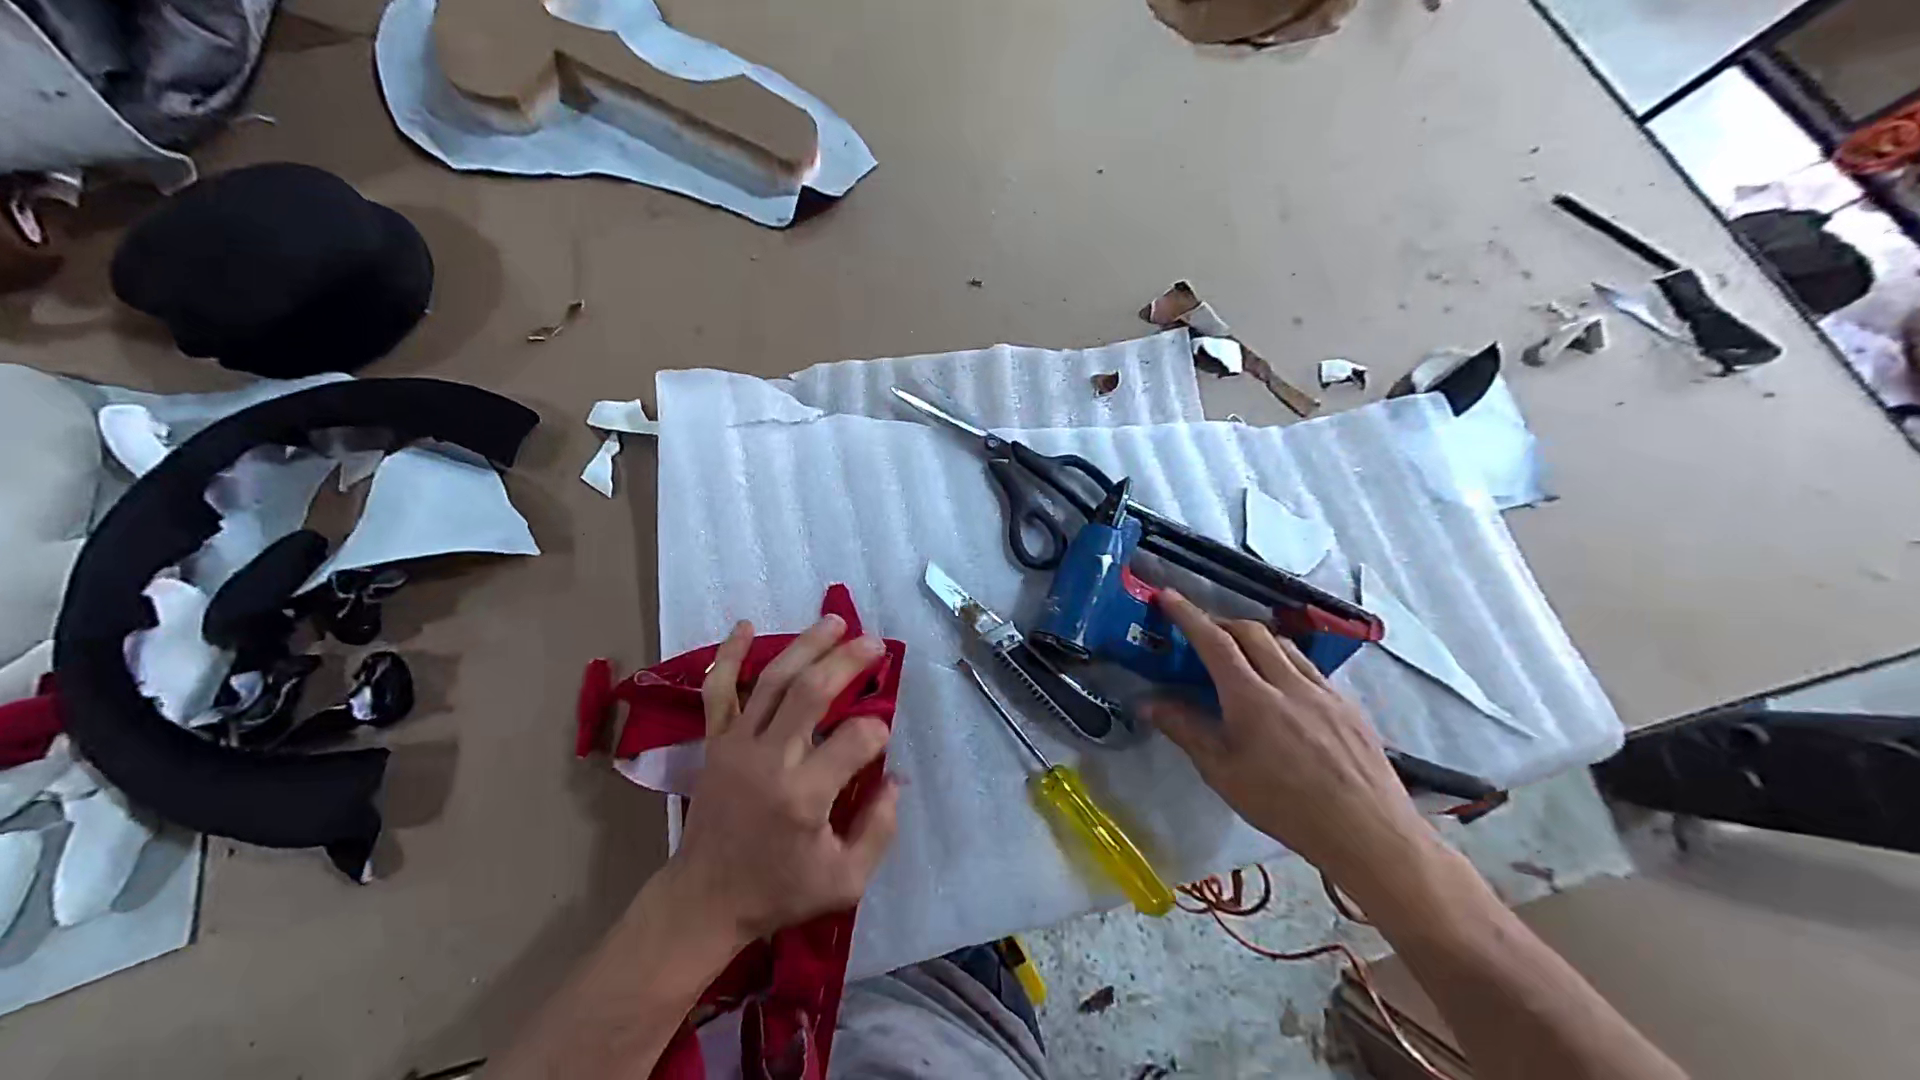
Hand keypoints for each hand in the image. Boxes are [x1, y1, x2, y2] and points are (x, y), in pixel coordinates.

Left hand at [661, 615, 899, 943]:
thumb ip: (879, 829)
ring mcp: (735, 746)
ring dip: (806, 645)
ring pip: (772, 680)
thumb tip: (896, 778)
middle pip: (811, 692)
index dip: (878, 729)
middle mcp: (768, 760)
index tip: (884, 733)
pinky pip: (718, 691)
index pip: (854, 740)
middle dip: (848, 661)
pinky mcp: (714, 743)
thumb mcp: (845, 880)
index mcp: (804, 796)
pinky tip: (745, 625)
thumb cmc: (778, 891)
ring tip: (835, 621)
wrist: (704, 900)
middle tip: (875, 643)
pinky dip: (729, 656)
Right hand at [1145, 590, 1435, 893]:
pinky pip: (1309, 667)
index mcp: (1252, 698)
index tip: (1168, 596)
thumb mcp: (1223, 773)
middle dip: (1222, 623)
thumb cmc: (1284, 806)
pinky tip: (1282, 687)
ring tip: (1241, 655)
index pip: (1214, 642)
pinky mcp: (1348, 705)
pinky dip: (1285, 660)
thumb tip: (1148, 702)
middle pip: (1252, 632)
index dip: (1188, 614)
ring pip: (1284, 644)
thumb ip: (1186, 730)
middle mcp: (1288, 683)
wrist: (1367, 832)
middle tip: (1203, 633)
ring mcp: (1324, 691)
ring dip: (1256, 638)